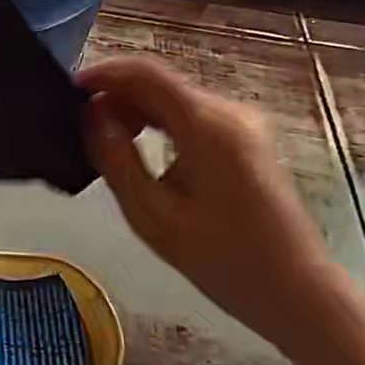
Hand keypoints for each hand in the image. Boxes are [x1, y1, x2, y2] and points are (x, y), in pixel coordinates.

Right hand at [79, 56, 330, 332]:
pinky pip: (193, 117)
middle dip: (117, 96)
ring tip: (105, 142)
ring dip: (137, 111)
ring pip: (176, 99)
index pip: (146, 73)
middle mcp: (229, 111)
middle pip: (161, 83)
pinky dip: (161, 123)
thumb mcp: (154, 216)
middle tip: (81, 127)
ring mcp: (243, 123)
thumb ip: (117, 159)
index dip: (104, 73)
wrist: (296, 291)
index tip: (68, 89)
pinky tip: (141, 149)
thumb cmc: (223, 261)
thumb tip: (90, 116)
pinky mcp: (247, 139)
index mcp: (207, 124)